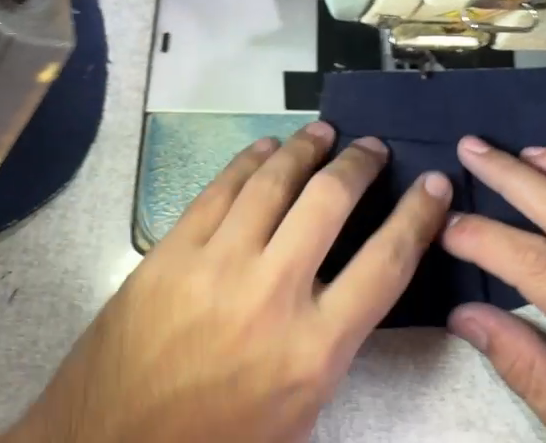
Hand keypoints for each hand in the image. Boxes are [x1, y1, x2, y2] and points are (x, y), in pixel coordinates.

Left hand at [1, 122, 452, 442]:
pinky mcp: (174, 247)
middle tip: (372, 147)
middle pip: (330, 202)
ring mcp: (218, 262)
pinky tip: (265, 148)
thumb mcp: (298, 411)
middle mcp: (273, 294)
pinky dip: (249, 160)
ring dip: (305, 148)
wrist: (110, 442)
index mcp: (313, 348)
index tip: (435, 184)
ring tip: (323, 133)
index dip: (418, 217)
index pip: (385, 264)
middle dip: (359, 164)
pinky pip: (221, 187)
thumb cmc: (215, 439)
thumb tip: (353, 278)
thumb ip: (330, 341)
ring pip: (274, 181)